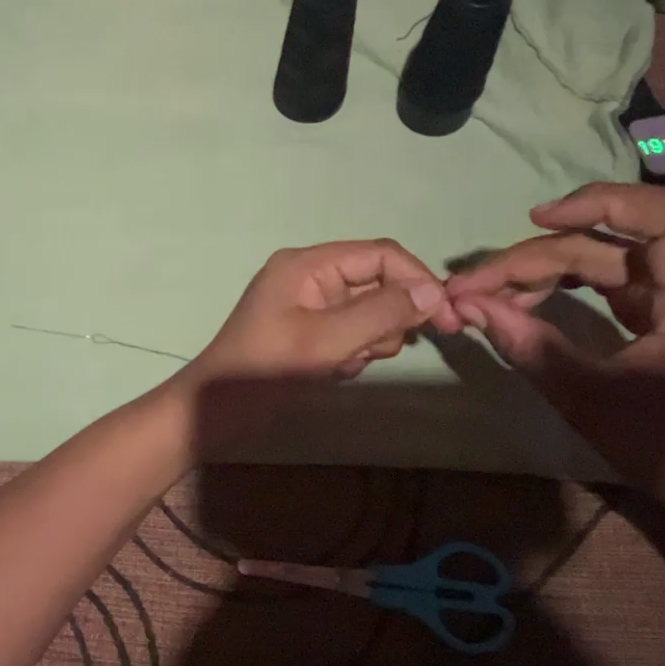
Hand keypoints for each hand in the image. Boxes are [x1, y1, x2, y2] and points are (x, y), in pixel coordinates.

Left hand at [182, 240, 458, 384]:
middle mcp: (309, 276)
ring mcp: (308, 304)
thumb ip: (380, 313)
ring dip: (371, 339)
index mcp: (306, 265)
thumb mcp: (326, 341)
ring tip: (345, 363)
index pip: (379, 255)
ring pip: (369, 310)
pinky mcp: (310, 330)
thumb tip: (432, 292)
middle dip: (389, 317)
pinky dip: (354, 351)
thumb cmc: (266, 371)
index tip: (445, 317)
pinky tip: (336, 371)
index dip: (416, 280)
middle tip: (377, 350)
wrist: (218, 411)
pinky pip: (352, 331)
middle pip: (377, 281)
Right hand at [444, 183, 664, 536]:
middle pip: (616, 243)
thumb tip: (471, 307)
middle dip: (540, 255)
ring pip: (615, 261)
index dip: (601, 201)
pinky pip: (624, 284)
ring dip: (552, 268)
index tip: (535, 219)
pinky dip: (576, 284)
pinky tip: (535, 298)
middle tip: (475, 285)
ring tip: (494, 292)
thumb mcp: (593, 404)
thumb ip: (531, 347)